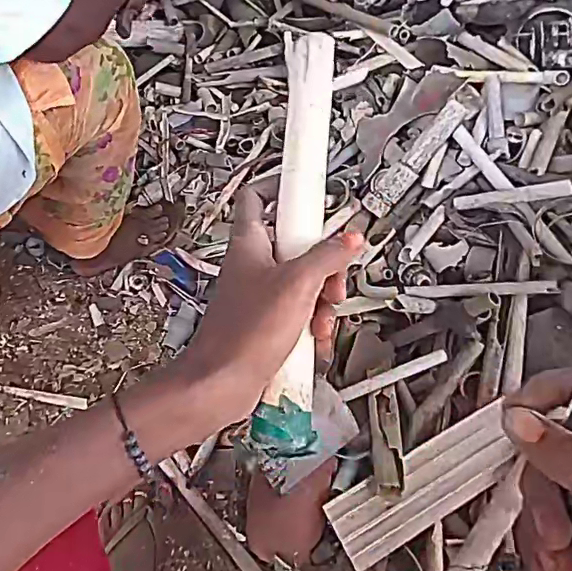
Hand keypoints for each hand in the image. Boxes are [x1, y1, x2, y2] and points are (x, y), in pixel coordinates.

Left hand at [167, 187, 362, 437]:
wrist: (222, 384)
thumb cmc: (242, 335)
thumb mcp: (298, 285)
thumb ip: (327, 256)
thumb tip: (349, 239)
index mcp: (250, 243)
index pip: (260, 196)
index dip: (284, 186)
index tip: (311, 188)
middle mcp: (253, 265)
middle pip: (298, 245)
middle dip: (324, 264)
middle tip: (331, 279)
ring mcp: (260, 294)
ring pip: (304, 281)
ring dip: (322, 299)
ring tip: (319, 315)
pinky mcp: (267, 322)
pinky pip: (300, 311)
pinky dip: (312, 322)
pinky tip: (313, 336)